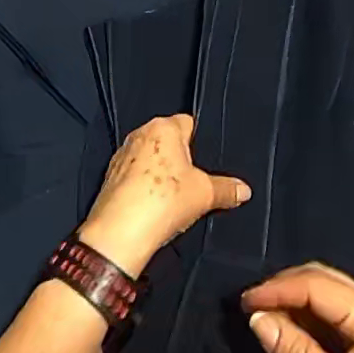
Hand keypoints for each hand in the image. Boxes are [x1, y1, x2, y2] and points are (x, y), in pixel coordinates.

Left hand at [76, 115, 249, 277]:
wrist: (122, 230)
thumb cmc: (160, 201)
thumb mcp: (205, 194)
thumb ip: (227, 188)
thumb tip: (242, 189)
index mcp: (162, 127)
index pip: (188, 122)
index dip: (202, 140)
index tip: (210, 157)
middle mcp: (139, 135)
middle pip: (169, 142)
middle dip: (183, 160)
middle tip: (197, 183)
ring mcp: (122, 156)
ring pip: (151, 160)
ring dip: (163, 175)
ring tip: (177, 198)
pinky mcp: (112, 176)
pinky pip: (136, 176)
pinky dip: (147, 187)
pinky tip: (157, 206)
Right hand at [241, 264, 353, 352]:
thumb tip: (257, 319)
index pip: (314, 284)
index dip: (274, 289)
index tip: (243, 303)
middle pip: (320, 279)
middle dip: (281, 289)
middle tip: (249, 308)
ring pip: (325, 293)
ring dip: (292, 302)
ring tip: (263, 319)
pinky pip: (333, 313)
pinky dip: (306, 316)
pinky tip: (289, 331)